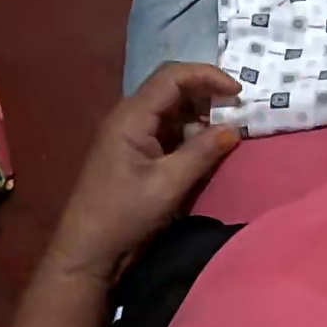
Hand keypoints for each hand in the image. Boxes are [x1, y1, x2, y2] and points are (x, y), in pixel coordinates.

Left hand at [45, 63, 241, 278]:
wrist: (88, 250)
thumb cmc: (124, 215)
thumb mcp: (168, 184)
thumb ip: (202, 152)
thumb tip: (232, 128)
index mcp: (131, 116)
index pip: (172, 77)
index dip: (207, 76)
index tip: (237, 92)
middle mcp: (130, 117)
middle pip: (173, 89)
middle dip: (207, 95)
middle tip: (237, 111)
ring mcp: (132, 134)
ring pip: (172, 110)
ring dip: (200, 116)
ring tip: (227, 131)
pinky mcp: (136, 152)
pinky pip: (167, 131)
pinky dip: (190, 134)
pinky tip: (207, 147)